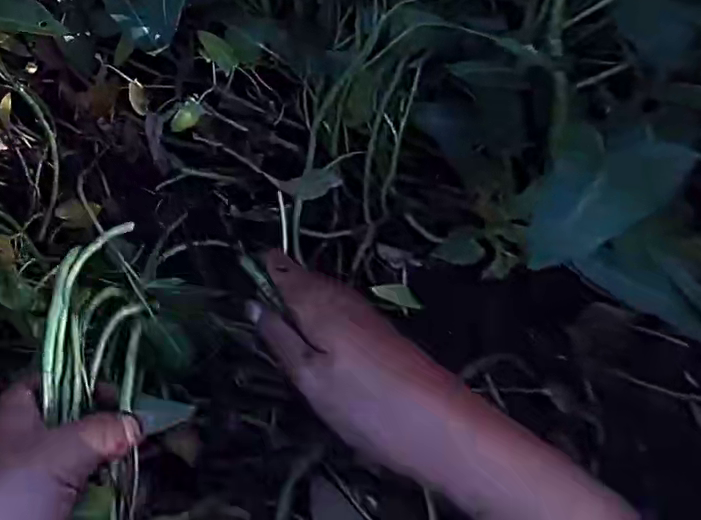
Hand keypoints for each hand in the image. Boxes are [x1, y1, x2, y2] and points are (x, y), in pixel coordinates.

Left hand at [0, 378, 140, 519]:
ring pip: (78, 452)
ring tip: (132, 454)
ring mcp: (37, 470)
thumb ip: (99, 431)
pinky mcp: (48, 502)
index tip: (114, 392)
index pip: (52, 377)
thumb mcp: (61, 451)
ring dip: (104, 453)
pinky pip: (80, 484)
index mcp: (18, 405)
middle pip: (70, 415)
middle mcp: (27, 432)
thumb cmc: (18, 487)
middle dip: (101, 420)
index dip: (81, 379)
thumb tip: (135, 421)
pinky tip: (120, 482)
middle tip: (132, 427)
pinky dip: (101, 483)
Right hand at [249, 251, 634, 519]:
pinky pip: (338, 312)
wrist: (456, 436)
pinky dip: (323, 321)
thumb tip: (252, 303)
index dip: (258, 267)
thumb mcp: (309, 379)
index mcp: (314, 300)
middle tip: (265, 322)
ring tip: (292, 341)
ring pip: (319, 296)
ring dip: (301, 307)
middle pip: (299, 278)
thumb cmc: (371, 406)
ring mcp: (364, 312)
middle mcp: (339, 296)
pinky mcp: (382, 333)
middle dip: (279, 289)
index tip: (244, 281)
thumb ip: (278, 337)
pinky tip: (325, 352)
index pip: (278, 265)